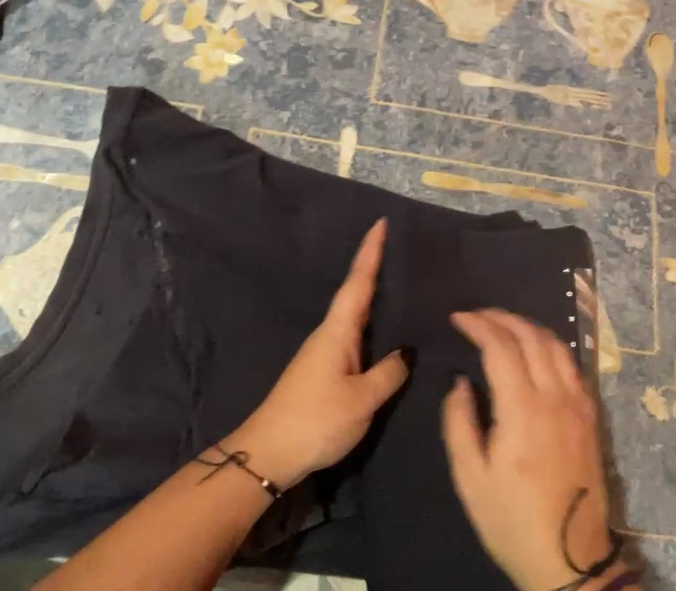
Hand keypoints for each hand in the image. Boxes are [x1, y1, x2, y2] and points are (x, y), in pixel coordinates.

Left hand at [225, 219, 410, 487]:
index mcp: (337, 332)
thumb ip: (388, 374)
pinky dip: (370, 324)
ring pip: (354, 316)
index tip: (379, 223)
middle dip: (374, 268)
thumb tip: (406, 352)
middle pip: (356, 294)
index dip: (370, 253)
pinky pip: (353, 337)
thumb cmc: (316, 420)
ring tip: (399, 282)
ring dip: (373, 296)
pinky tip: (383, 332)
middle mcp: (330, 335)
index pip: (358, 283)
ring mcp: (324, 354)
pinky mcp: (324, 372)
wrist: (269, 453)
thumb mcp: (362, 400)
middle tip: (398, 246)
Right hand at [444, 309, 614, 590]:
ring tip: (503, 325)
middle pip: (532, 336)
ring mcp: (578, 405)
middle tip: (476, 315)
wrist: (570, 560)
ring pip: (557, 344)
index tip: (457, 317)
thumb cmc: (512, 520)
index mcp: (523, 410)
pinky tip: (535, 350)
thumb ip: (459, 422)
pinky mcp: (591, 416)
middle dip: (502, 317)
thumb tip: (461, 382)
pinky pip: (572, 364)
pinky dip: (550, 345)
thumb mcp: (470, 477)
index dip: (478, 324)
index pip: (502, 346)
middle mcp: (555, 397)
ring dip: (528, 326)